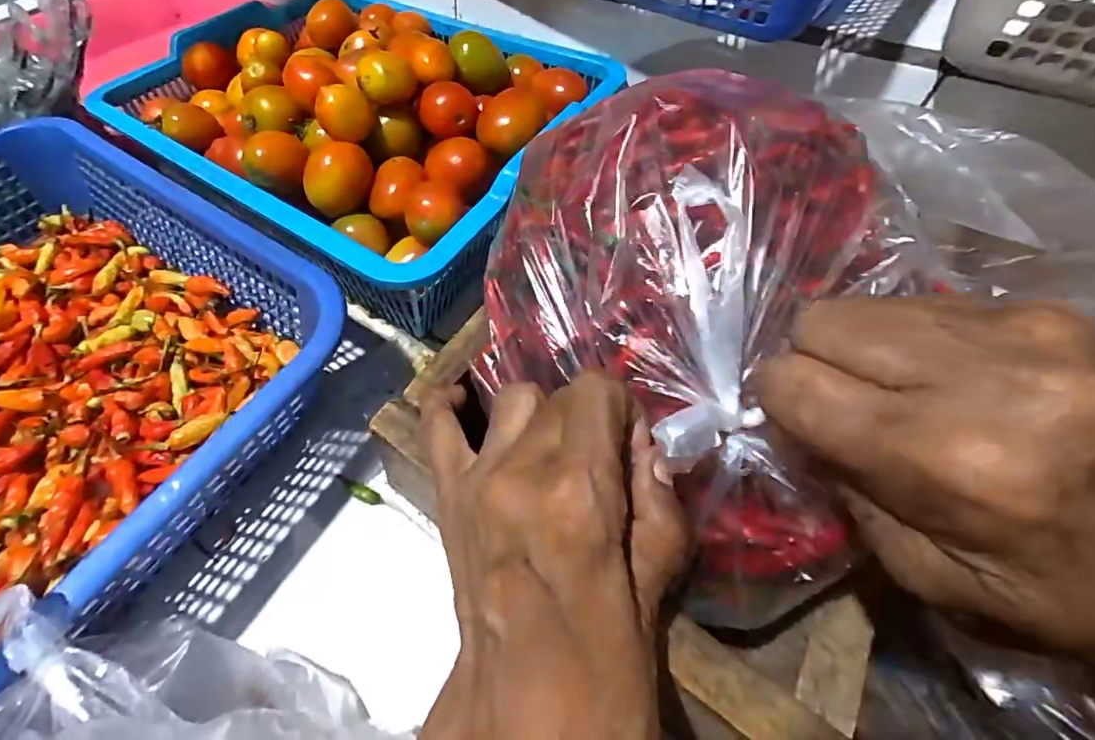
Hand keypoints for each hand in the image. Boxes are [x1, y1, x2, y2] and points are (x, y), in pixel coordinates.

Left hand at [419, 374, 687, 739]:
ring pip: (510, 398)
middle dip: (587, 417)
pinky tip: (465, 404)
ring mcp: (476, 475)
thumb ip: (658, 506)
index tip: (631, 445)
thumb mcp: (655, 586)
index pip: (596, 391)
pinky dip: (448, 404)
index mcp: (578, 491)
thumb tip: (646, 448)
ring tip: (548, 451)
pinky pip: (435, 423)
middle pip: (557, 395)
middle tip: (597, 459)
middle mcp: (521, 468)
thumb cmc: (603, 661)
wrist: (523, 702)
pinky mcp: (446, 489)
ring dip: (537, 415)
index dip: (623, 410)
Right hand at [756, 297, 1094, 712]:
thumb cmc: (1038, 588)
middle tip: (848, 402)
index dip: (780, 400)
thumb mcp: (911, 567)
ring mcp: (1026, 337)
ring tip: (903, 389)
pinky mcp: (1046, 314)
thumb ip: (832, 479)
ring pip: (857, 305)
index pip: (789, 380)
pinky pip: (913, 303)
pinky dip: (908, 338)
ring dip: (859, 346)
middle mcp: (987, 382)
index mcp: (948, 457)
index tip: (803, 425)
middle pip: (816, 323)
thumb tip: (777, 413)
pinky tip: (950, 377)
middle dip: (811, 361)